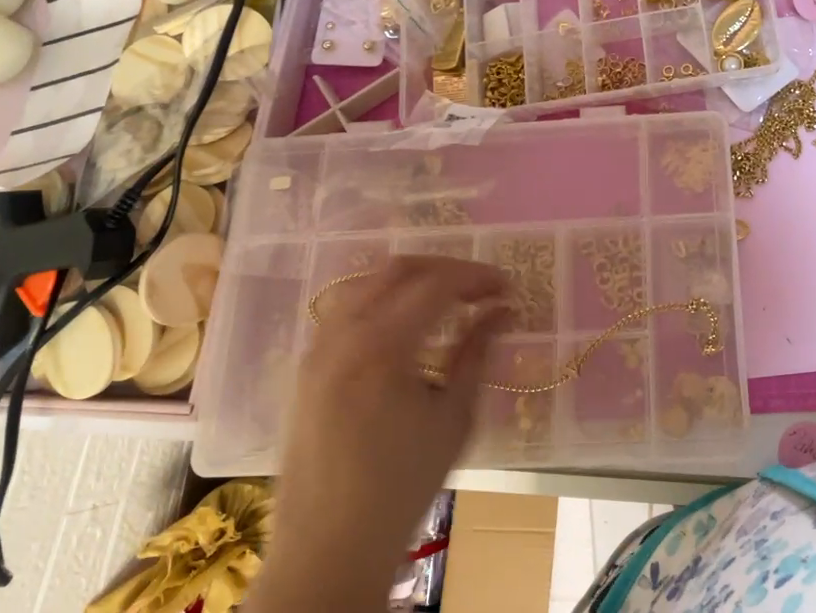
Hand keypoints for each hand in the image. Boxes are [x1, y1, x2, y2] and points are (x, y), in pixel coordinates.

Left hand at [252, 255, 508, 611]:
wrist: (330, 545)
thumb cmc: (402, 486)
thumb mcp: (453, 418)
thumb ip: (476, 353)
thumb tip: (503, 311)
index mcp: (380, 346)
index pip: (435, 284)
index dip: (476, 277)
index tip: (508, 287)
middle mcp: (342, 334)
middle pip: (397, 270)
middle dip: (445, 269)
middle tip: (482, 287)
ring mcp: (317, 348)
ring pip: (367, 284)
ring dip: (411, 281)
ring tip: (448, 300)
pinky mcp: (307, 366)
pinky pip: (346, 310)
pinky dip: (382, 301)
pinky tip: (406, 325)